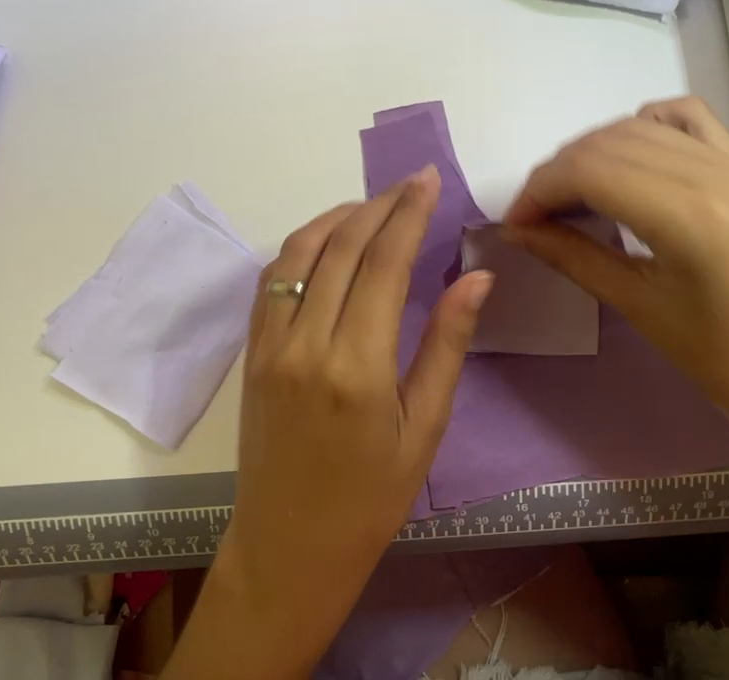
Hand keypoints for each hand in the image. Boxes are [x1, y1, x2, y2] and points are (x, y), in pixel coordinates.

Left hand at [166, 166, 492, 679]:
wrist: (289, 548)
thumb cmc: (370, 499)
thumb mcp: (425, 429)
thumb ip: (447, 344)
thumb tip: (477, 275)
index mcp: (358, 366)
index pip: (385, 263)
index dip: (409, 213)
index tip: (428, 180)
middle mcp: (307, 344)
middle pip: (343, 247)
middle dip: (380, 205)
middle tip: (410, 183)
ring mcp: (270, 345)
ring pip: (299, 253)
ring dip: (337, 217)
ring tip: (374, 205)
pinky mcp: (251, 353)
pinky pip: (272, 279)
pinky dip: (301, 246)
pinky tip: (328, 241)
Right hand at [501, 97, 728, 435]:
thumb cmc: (722, 360)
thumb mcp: (639, 307)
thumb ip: (573, 257)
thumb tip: (516, 231)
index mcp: (688, 216)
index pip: (589, 171)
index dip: (539, 189)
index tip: (515, 222)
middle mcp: (714, 173)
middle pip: (609, 142)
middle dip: (559, 172)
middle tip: (536, 214)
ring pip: (641, 127)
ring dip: (594, 151)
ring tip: (572, 193)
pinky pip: (689, 119)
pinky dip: (647, 125)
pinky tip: (629, 156)